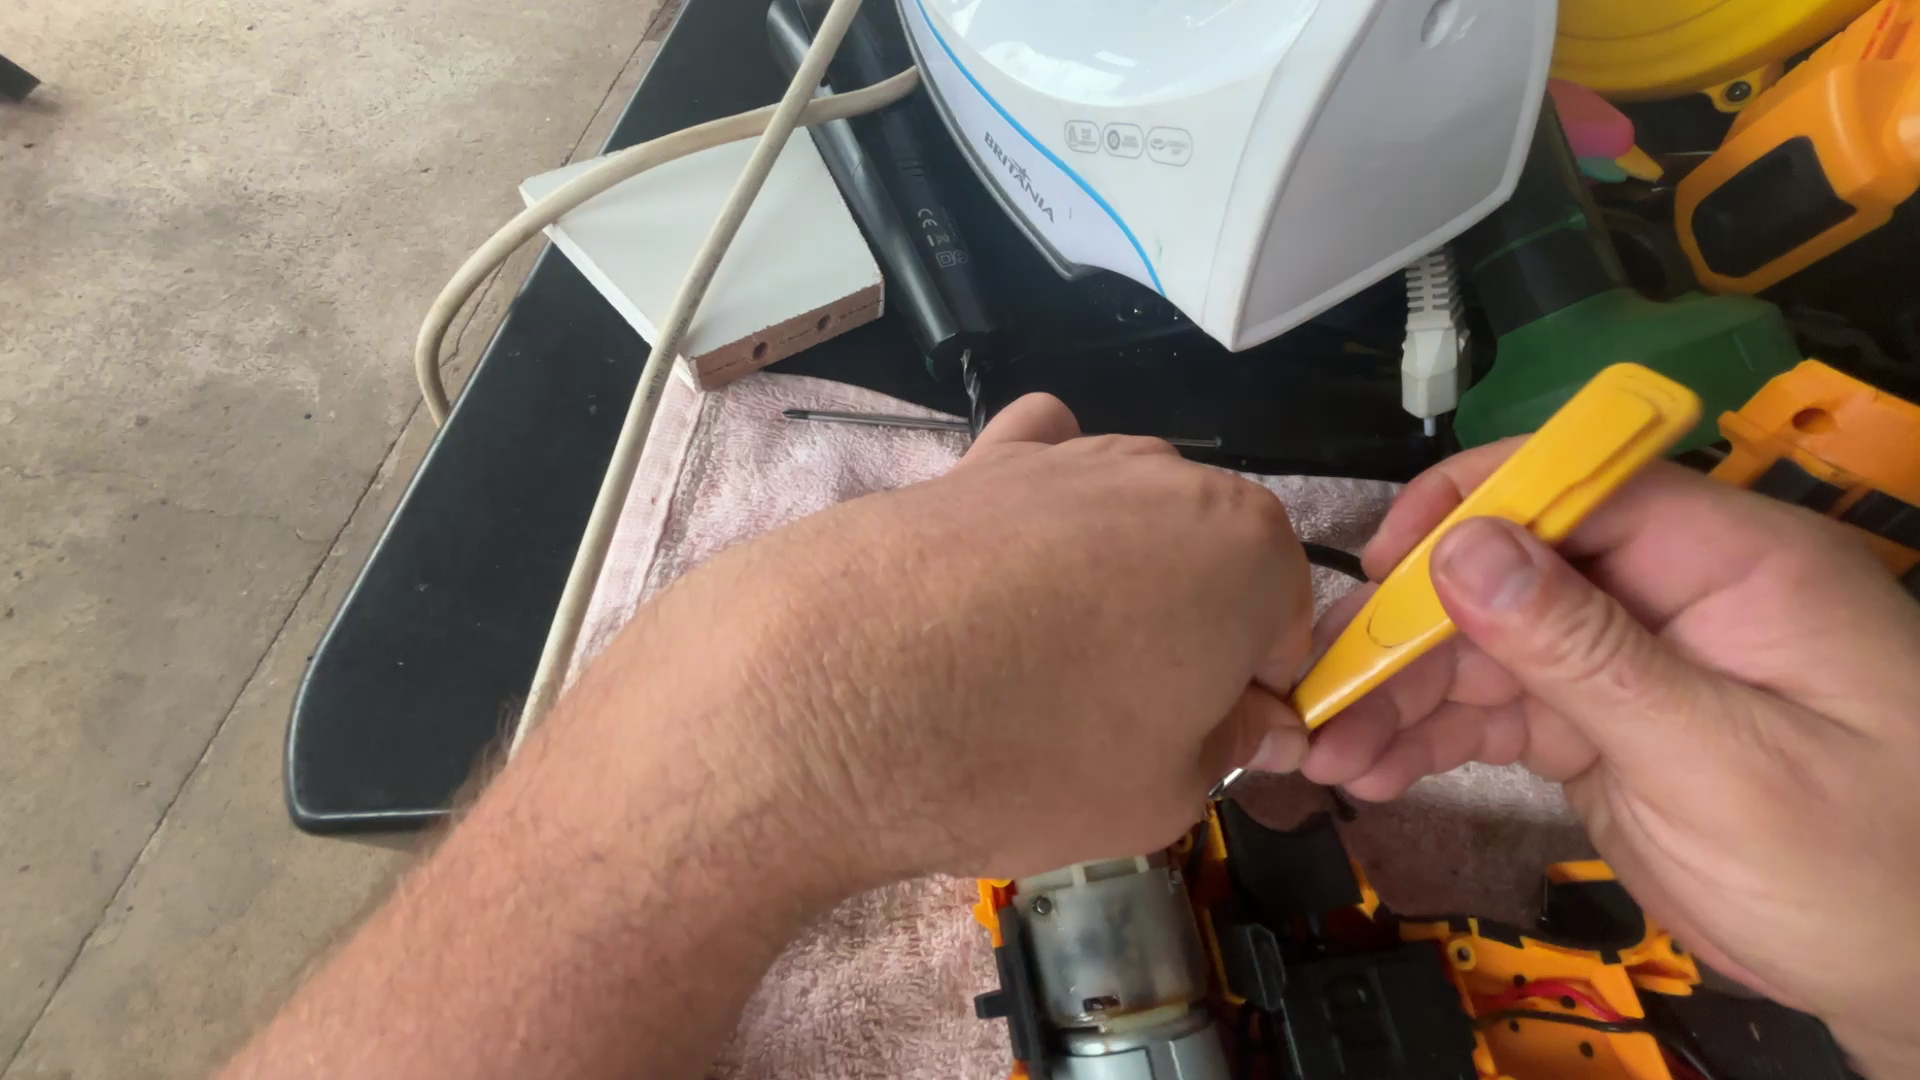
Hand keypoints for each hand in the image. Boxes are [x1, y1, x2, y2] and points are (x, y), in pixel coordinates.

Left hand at [594, 394, 1313, 884]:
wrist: (834, 692)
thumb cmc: (1028, 753)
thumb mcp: (1165, 795)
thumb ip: (1227, 743)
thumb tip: (1246, 714)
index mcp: (1246, 546)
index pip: (1289, 625)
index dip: (1253, 690)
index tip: (1203, 734)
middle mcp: (1166, 475)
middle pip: (1209, 562)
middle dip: (1188, 628)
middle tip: (1118, 705)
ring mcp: (1065, 456)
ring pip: (1130, 520)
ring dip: (1116, 575)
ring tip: (1040, 650)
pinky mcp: (979, 458)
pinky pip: (1041, 462)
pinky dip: (1044, 500)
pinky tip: (1011, 552)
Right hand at [1301, 441, 1919, 1074]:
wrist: (1919, 991)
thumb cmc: (1874, 876)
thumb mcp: (1718, 761)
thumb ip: (1582, 649)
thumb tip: (1460, 550)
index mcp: (1717, 562)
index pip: (1563, 487)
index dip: (1458, 512)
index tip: (1378, 574)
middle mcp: (1648, 591)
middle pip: (1487, 579)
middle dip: (1398, 639)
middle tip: (1323, 694)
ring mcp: (1606, 655)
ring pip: (1465, 649)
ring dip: (1391, 700)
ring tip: (1331, 754)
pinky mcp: (1576, 715)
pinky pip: (1477, 710)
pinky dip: (1420, 738)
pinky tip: (1374, 769)